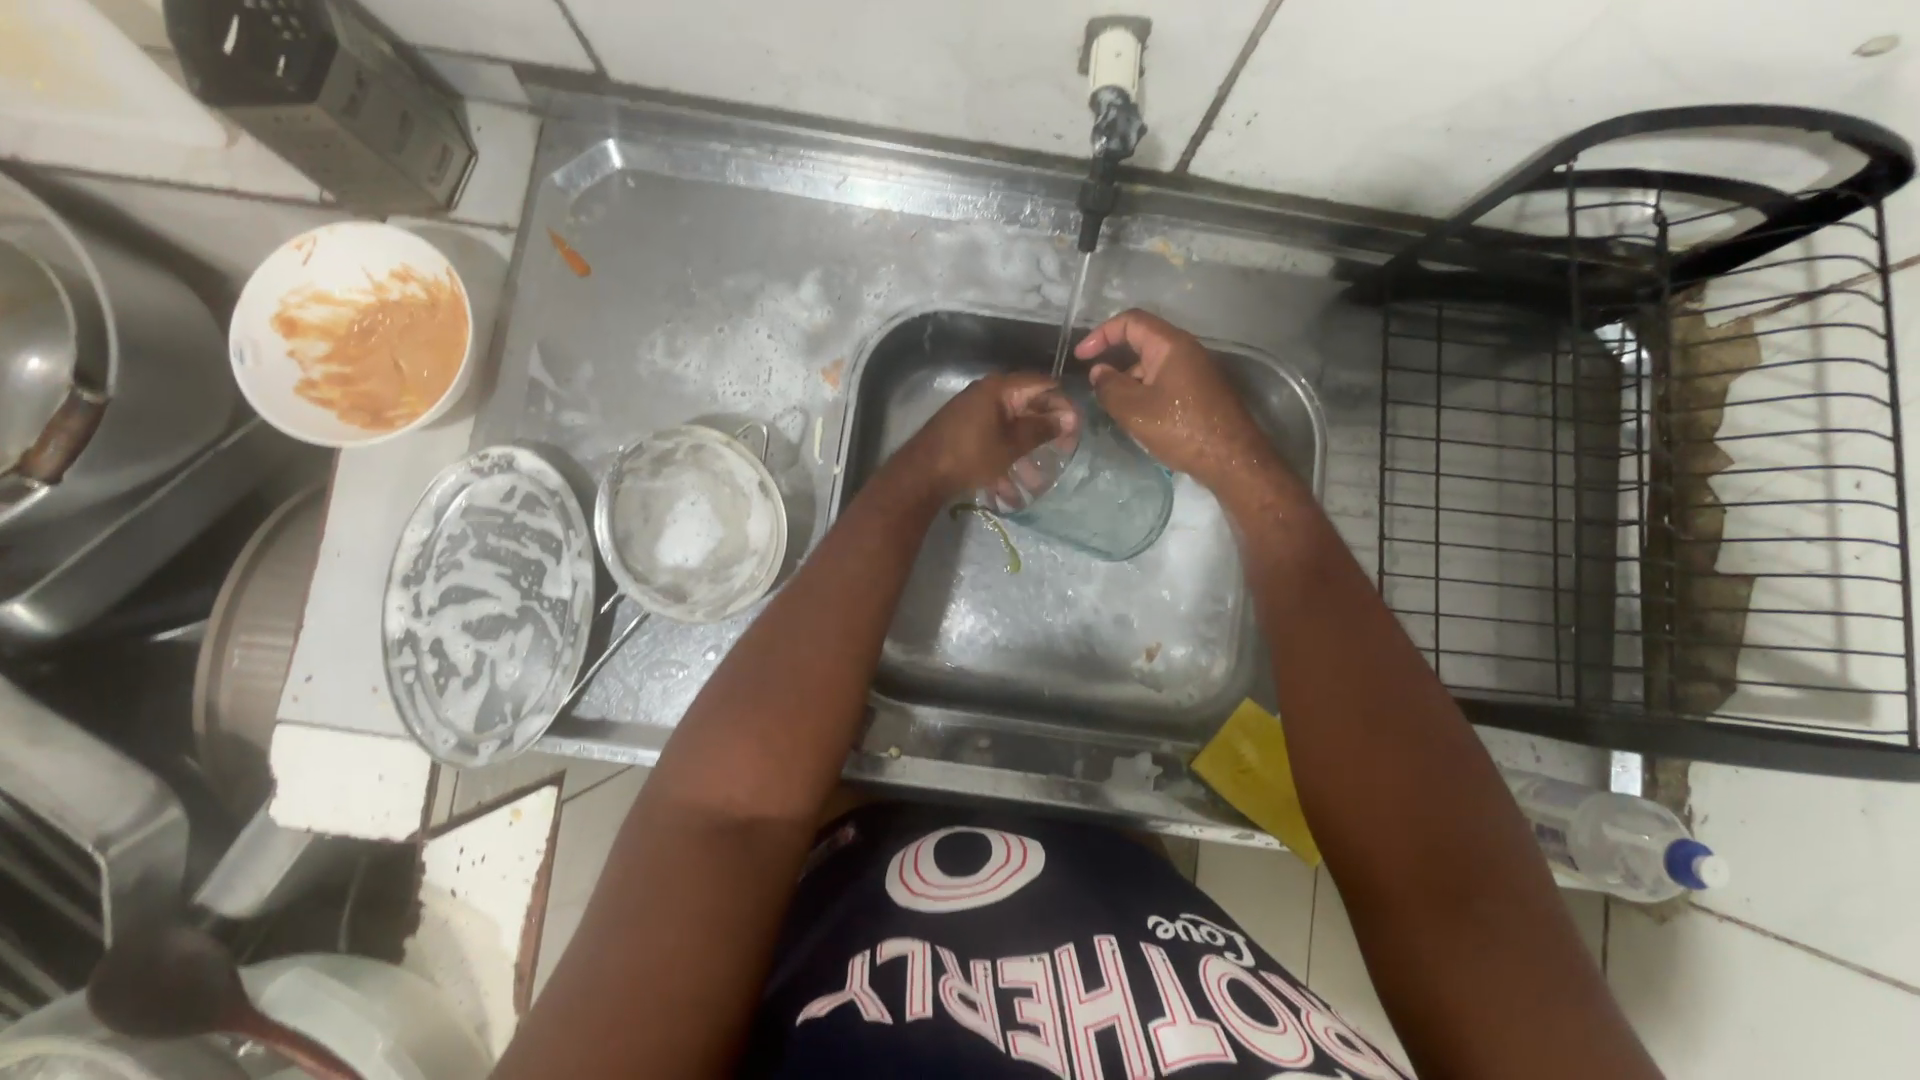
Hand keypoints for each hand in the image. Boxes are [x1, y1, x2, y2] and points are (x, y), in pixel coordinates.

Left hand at [895, 373, 1076, 500]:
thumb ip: (1043, 428)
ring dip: (1025, 457)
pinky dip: (1004, 463)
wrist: (921, 475)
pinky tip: (1009, 495)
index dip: (1064, 405)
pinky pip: (993, 443)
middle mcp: (987, 395)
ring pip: (1010, 432)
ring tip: (1035, 486)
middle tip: (1062, 455)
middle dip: (1046, 434)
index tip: (1075, 430)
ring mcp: (974, 414)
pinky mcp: (964, 433)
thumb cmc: (971, 455)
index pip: (1044, 385)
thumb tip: (1069, 417)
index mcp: (1000, 388)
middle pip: (1027, 408)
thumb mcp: (1012, 444)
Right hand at [1075, 309, 1270, 487]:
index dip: (1101, 334)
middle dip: (1114, 358)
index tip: (1081, 356)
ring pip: (1152, 364)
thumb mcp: (1134, 410)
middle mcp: (1185, 350)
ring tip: (1112, 406)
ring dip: (1128, 379)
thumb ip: (1109, 387)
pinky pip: (1164, 380)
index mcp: (1170, 345)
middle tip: (1094, 382)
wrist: (1232, 458)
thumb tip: (1099, 373)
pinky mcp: (1199, 390)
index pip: (1130, 321)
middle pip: (1141, 341)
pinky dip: (1144, 391)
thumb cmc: (1181, 429)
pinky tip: (1137, 416)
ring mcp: (1195, 370)